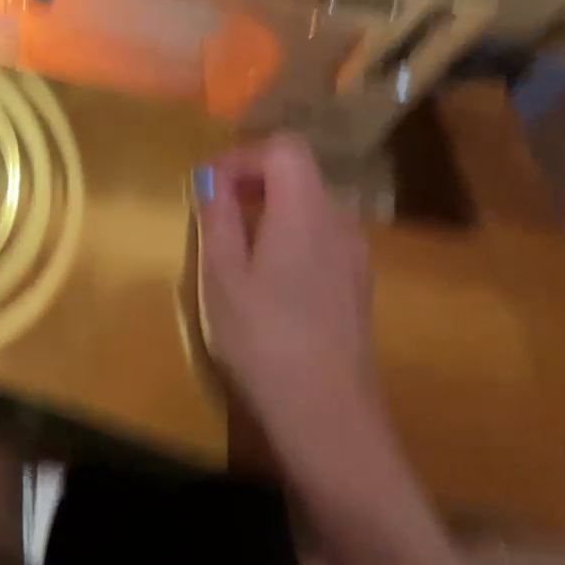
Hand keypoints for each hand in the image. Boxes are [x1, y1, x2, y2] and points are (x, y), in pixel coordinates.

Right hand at [196, 133, 376, 431]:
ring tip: (233, 244)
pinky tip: (265, 277)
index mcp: (306, 213)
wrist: (326, 415)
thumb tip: (212, 179)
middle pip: (300, 174)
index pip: (285, 149)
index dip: (242, 155)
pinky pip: (320, 236)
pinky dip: (288, 234)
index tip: (208, 186)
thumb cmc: (262, 338)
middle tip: (213, 211)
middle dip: (252, 180)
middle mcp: (340, 225)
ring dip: (269, 208)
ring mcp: (355, 257)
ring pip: (310, 206)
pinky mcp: (356, 286)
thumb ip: (218, 217)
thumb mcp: (221, 274)